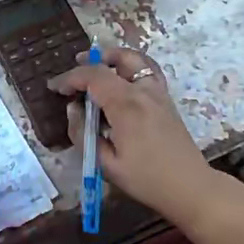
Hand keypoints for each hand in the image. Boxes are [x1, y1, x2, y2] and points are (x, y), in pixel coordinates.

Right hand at [48, 49, 214, 219]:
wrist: (189, 186)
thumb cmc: (145, 179)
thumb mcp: (106, 163)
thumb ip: (84, 133)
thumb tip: (73, 110)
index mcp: (126, 104)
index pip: (92, 76)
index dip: (70, 78)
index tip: (54, 88)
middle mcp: (143, 90)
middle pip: (116, 60)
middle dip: (91, 62)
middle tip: (74, 70)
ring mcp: (158, 92)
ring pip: (136, 59)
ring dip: (114, 58)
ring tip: (97, 66)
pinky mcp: (166, 99)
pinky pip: (148, 70)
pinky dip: (131, 66)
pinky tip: (121, 80)